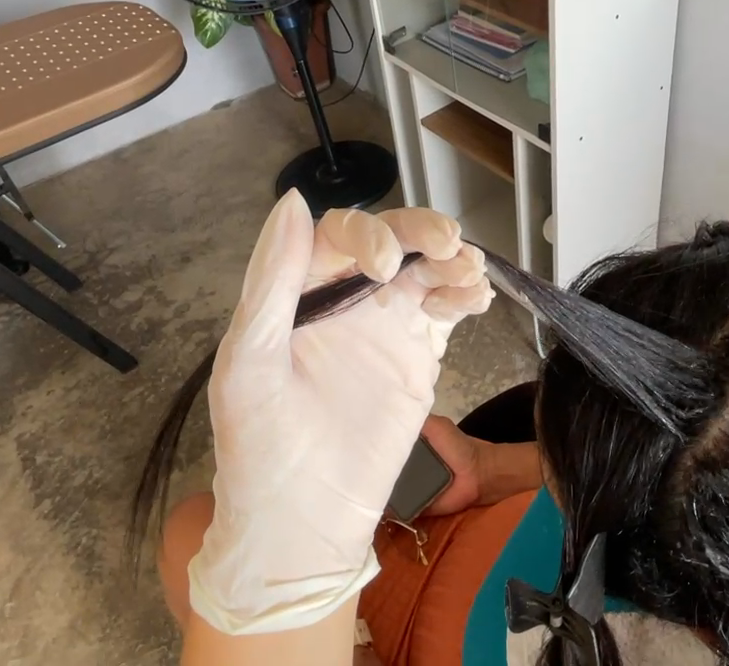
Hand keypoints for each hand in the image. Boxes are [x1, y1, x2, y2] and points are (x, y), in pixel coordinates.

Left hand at [189, 192, 493, 633]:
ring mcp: (386, 325)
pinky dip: (465, 296)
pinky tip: (477, 297)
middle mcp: (346, 297)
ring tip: (471, 272)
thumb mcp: (250, 363)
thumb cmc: (261, 448)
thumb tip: (294, 200)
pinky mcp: (417, 355)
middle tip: (450, 243)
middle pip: (392, 242)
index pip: (340, 235)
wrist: (304, 528)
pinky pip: (445, 311)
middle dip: (423, 233)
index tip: (384, 266)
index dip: (368, 234)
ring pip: (425, 271)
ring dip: (452, 262)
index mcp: (300, 291)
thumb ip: (272, 281)